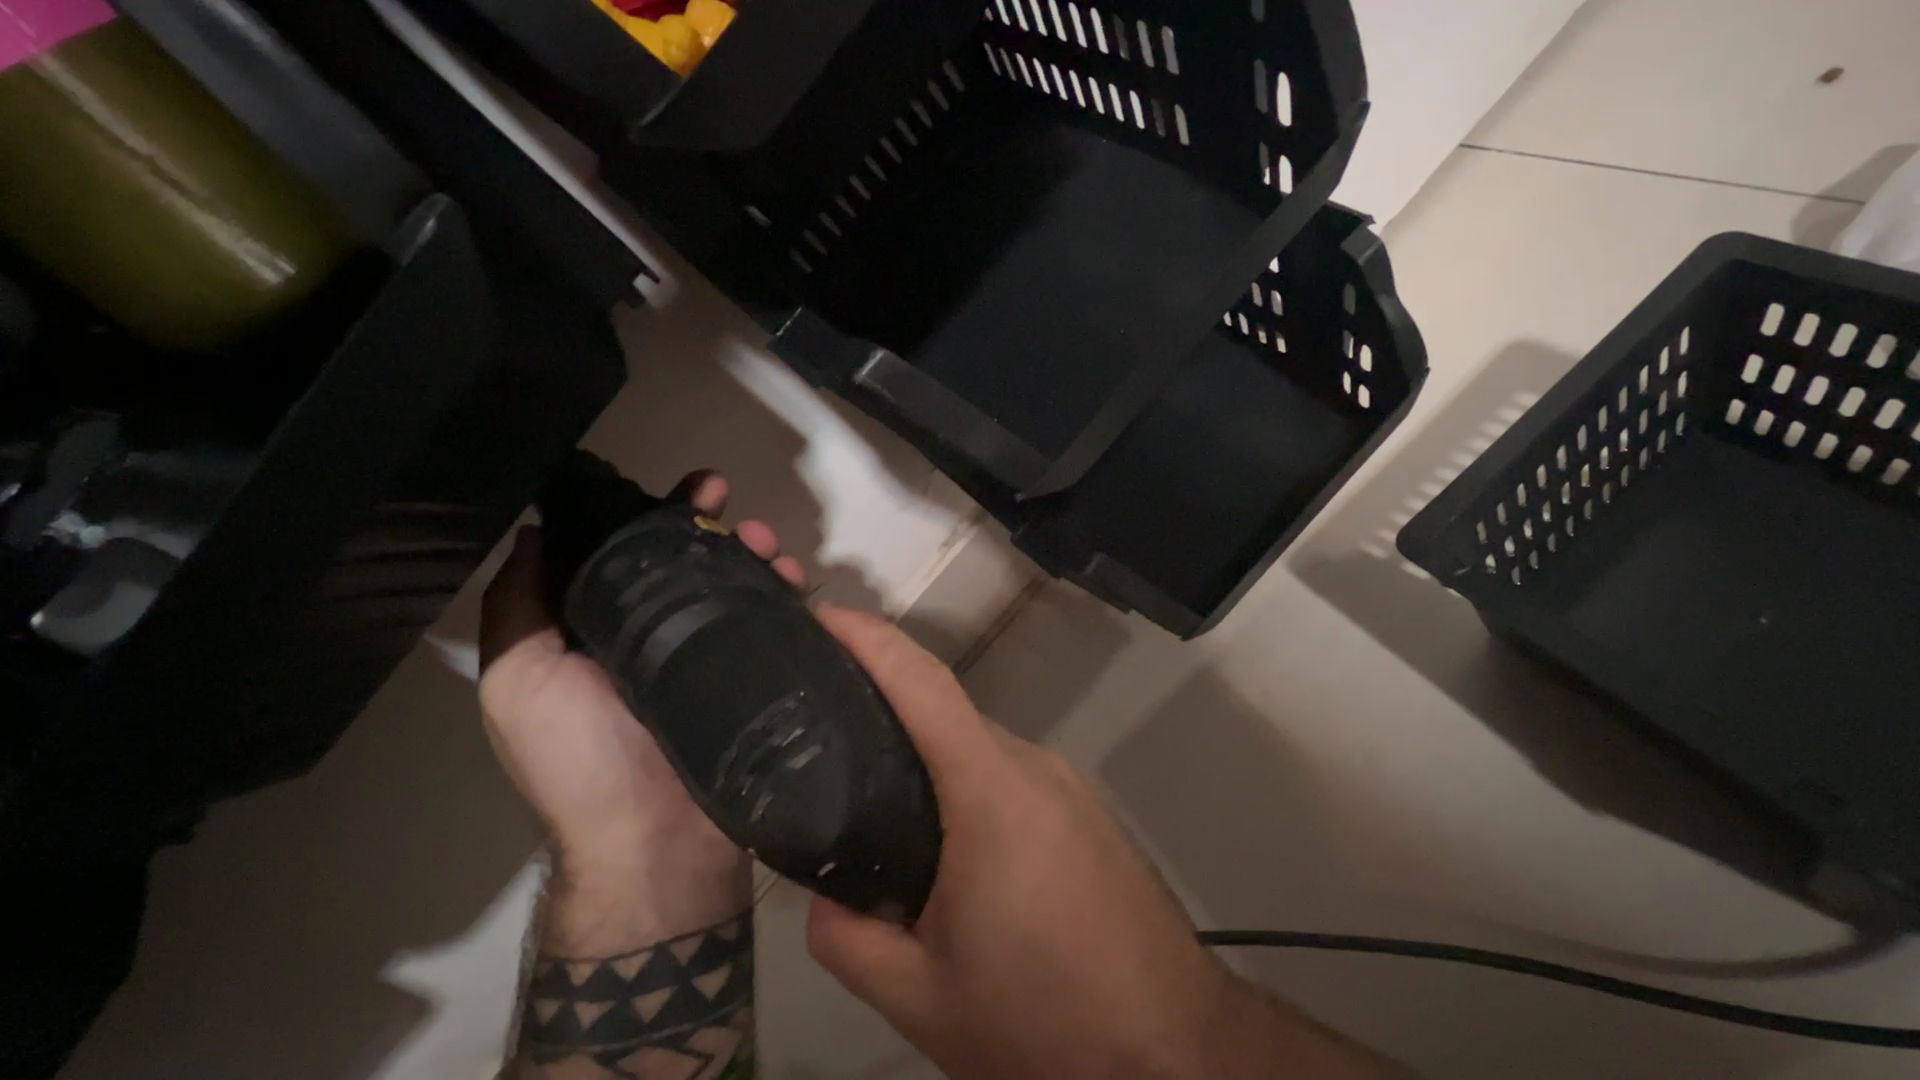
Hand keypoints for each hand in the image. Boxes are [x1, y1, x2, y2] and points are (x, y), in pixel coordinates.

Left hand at [478, 471, 804, 937]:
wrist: (657, 846)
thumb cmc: (578, 759)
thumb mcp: (518, 679)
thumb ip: (520, 605)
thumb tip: (531, 529)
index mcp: (596, 635)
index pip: (622, 556)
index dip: (647, 514)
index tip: (677, 485)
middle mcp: (652, 641)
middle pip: (686, 566)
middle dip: (712, 528)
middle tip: (735, 510)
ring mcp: (708, 663)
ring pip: (734, 589)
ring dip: (755, 555)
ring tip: (772, 546)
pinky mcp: (752, 683)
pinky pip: (771, 628)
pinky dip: (786, 598)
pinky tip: (798, 583)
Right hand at [804, 609, 1399, 1079]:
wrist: (1176, 1052)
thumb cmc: (1048, 1020)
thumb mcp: (923, 997)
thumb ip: (849, 939)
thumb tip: (820, 899)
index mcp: (992, 793)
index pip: (924, 686)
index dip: (869, 639)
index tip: (820, 617)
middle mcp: (1036, 768)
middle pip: (947, 717)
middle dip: (883, 713)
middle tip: (818, 738)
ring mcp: (1071, 789)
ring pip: (979, 752)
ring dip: (926, 766)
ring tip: (873, 810)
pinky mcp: (1090, 815)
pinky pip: (1012, 780)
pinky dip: (967, 791)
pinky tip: (945, 851)